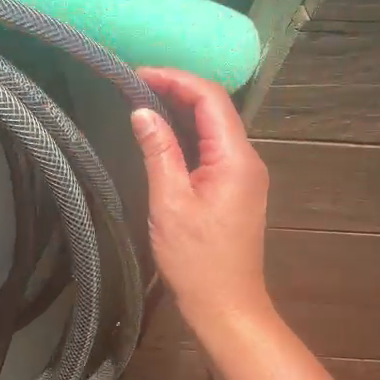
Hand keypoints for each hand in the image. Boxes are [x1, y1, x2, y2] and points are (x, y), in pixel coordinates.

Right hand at [130, 67, 271, 322]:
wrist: (226, 305)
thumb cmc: (196, 258)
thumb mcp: (169, 202)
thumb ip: (158, 152)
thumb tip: (141, 111)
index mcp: (235, 158)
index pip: (211, 99)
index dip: (175, 79)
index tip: (137, 74)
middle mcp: (246, 159)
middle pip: (215, 107)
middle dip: (176, 88)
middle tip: (133, 84)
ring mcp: (243, 174)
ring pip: (213, 125)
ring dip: (180, 108)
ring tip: (140, 100)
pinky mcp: (233, 187)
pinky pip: (211, 145)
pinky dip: (185, 131)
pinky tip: (159, 132)